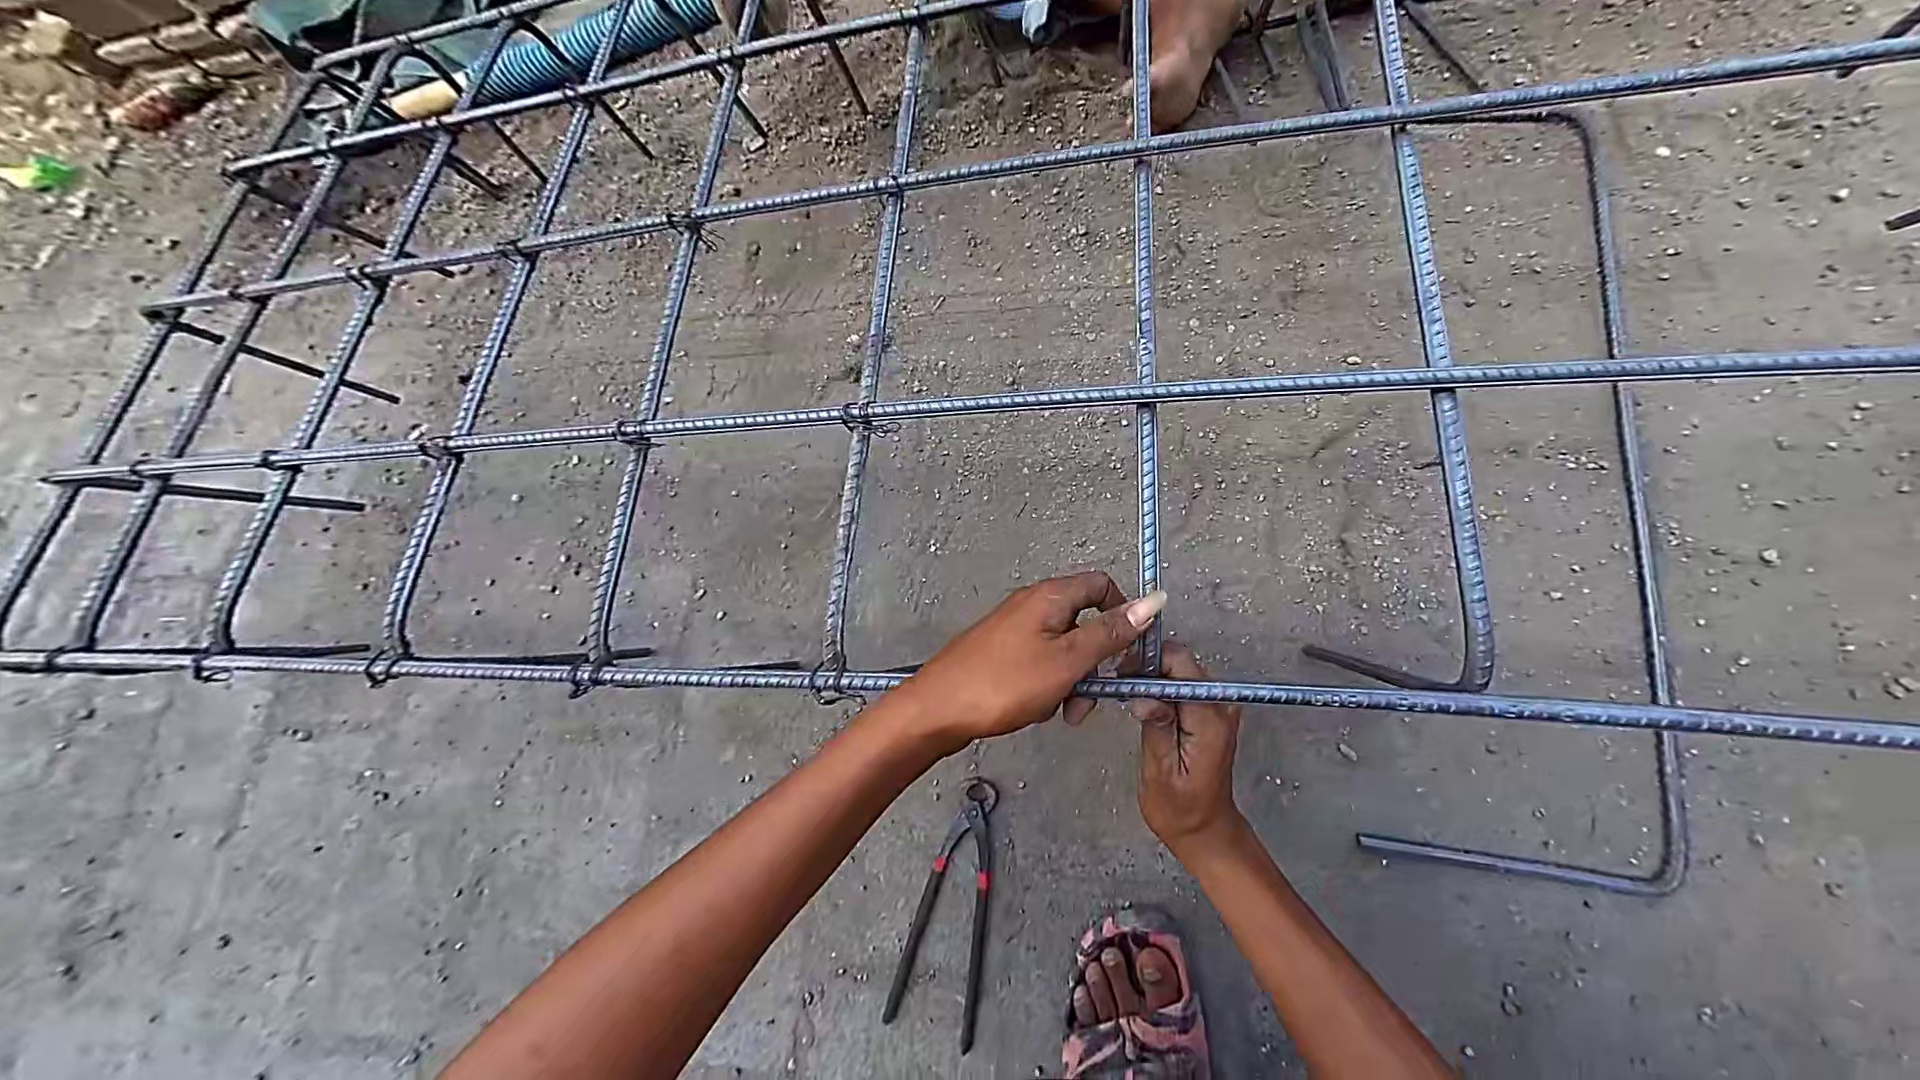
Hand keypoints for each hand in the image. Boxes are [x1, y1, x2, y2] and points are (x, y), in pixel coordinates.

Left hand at [888, 571, 1165, 751]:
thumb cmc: (1001, 684)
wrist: (938, 709)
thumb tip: (1153, 601)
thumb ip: (1111, 633)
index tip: (1127, 651)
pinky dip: (1049, 683)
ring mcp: (1015, 628)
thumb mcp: (1068, 660)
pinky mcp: (1002, 651)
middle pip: (1084, 620)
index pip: (1101, 586)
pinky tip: (1039, 707)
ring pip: (1064, 647)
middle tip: (1089, 694)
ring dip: (1073, 678)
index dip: (1123, 615)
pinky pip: (1041, 661)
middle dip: (1096, 659)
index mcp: (1049, 597)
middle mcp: (1031, 605)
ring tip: (1060, 708)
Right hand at [1131, 642, 1245, 856]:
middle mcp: (1220, 705)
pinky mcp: (1209, 710)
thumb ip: (1156, 728)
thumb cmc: (1180, 809)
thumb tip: (1142, 696)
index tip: (1123, 674)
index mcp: (1209, 718)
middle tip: (1120, 684)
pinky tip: (1143, 701)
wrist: (1205, 830)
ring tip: (1127, 692)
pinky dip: (1160, 685)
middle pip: (1180, 661)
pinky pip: (1183, 683)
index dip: (1148, 661)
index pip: (1180, 663)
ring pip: (1180, 668)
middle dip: (1147, 666)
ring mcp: (1218, 706)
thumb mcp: (1160, 771)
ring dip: (1152, 674)